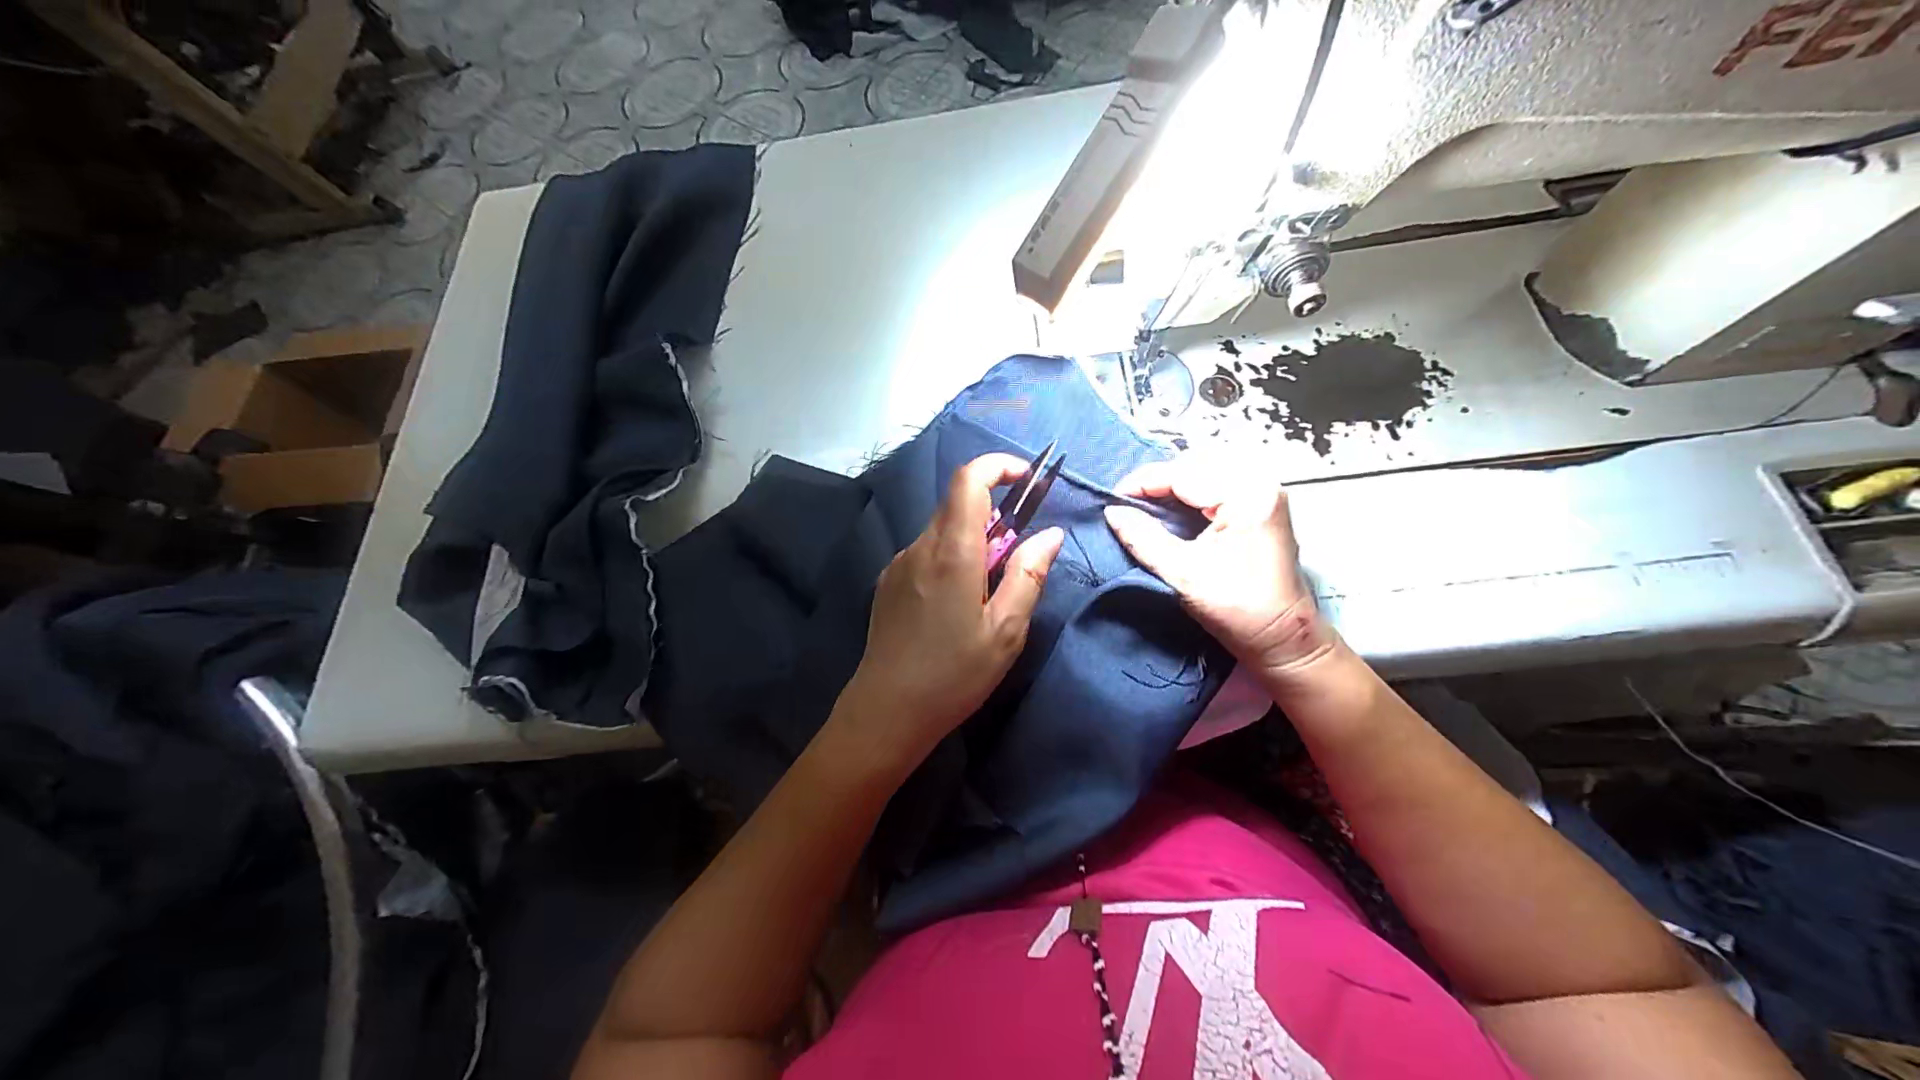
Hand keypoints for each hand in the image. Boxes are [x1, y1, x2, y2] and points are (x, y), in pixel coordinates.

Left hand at [834, 453, 1064, 774]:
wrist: (887, 710)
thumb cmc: (954, 674)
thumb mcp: (1006, 631)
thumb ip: (1029, 575)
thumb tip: (1050, 534)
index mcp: (952, 552)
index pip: (968, 480)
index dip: (998, 466)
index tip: (1026, 479)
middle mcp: (919, 547)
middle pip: (956, 504)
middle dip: (992, 514)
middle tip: (1015, 556)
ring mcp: (898, 563)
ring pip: (941, 530)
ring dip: (971, 541)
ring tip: (985, 593)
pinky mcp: (888, 581)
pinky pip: (925, 553)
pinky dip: (949, 559)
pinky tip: (954, 606)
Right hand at [1103, 458, 1335, 685]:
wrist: (1283, 639)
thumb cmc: (1238, 609)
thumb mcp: (1182, 573)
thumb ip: (1143, 537)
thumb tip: (1112, 512)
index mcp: (1246, 496)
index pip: (1183, 473)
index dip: (1142, 483)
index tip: (1112, 502)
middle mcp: (1261, 483)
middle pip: (1195, 463)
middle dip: (1158, 480)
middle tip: (1129, 504)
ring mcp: (1265, 492)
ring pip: (1206, 468)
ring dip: (1174, 483)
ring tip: (1147, 505)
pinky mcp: (1262, 504)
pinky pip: (1218, 481)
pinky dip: (1192, 490)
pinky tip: (1173, 508)